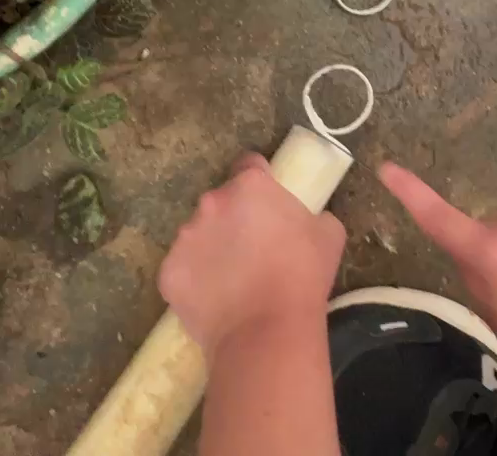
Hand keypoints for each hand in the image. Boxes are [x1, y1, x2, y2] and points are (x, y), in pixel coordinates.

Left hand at [160, 153, 345, 358]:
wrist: (267, 331)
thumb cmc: (303, 275)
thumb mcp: (328, 232)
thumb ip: (312, 214)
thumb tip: (304, 220)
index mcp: (250, 185)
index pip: (250, 164)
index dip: (261, 180)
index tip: (268, 200)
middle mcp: (212, 202)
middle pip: (221, 200)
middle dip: (234, 216)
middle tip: (255, 244)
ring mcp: (186, 237)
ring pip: (199, 233)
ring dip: (213, 245)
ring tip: (234, 276)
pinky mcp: (168, 272)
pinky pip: (183, 267)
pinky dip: (196, 276)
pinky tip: (217, 295)